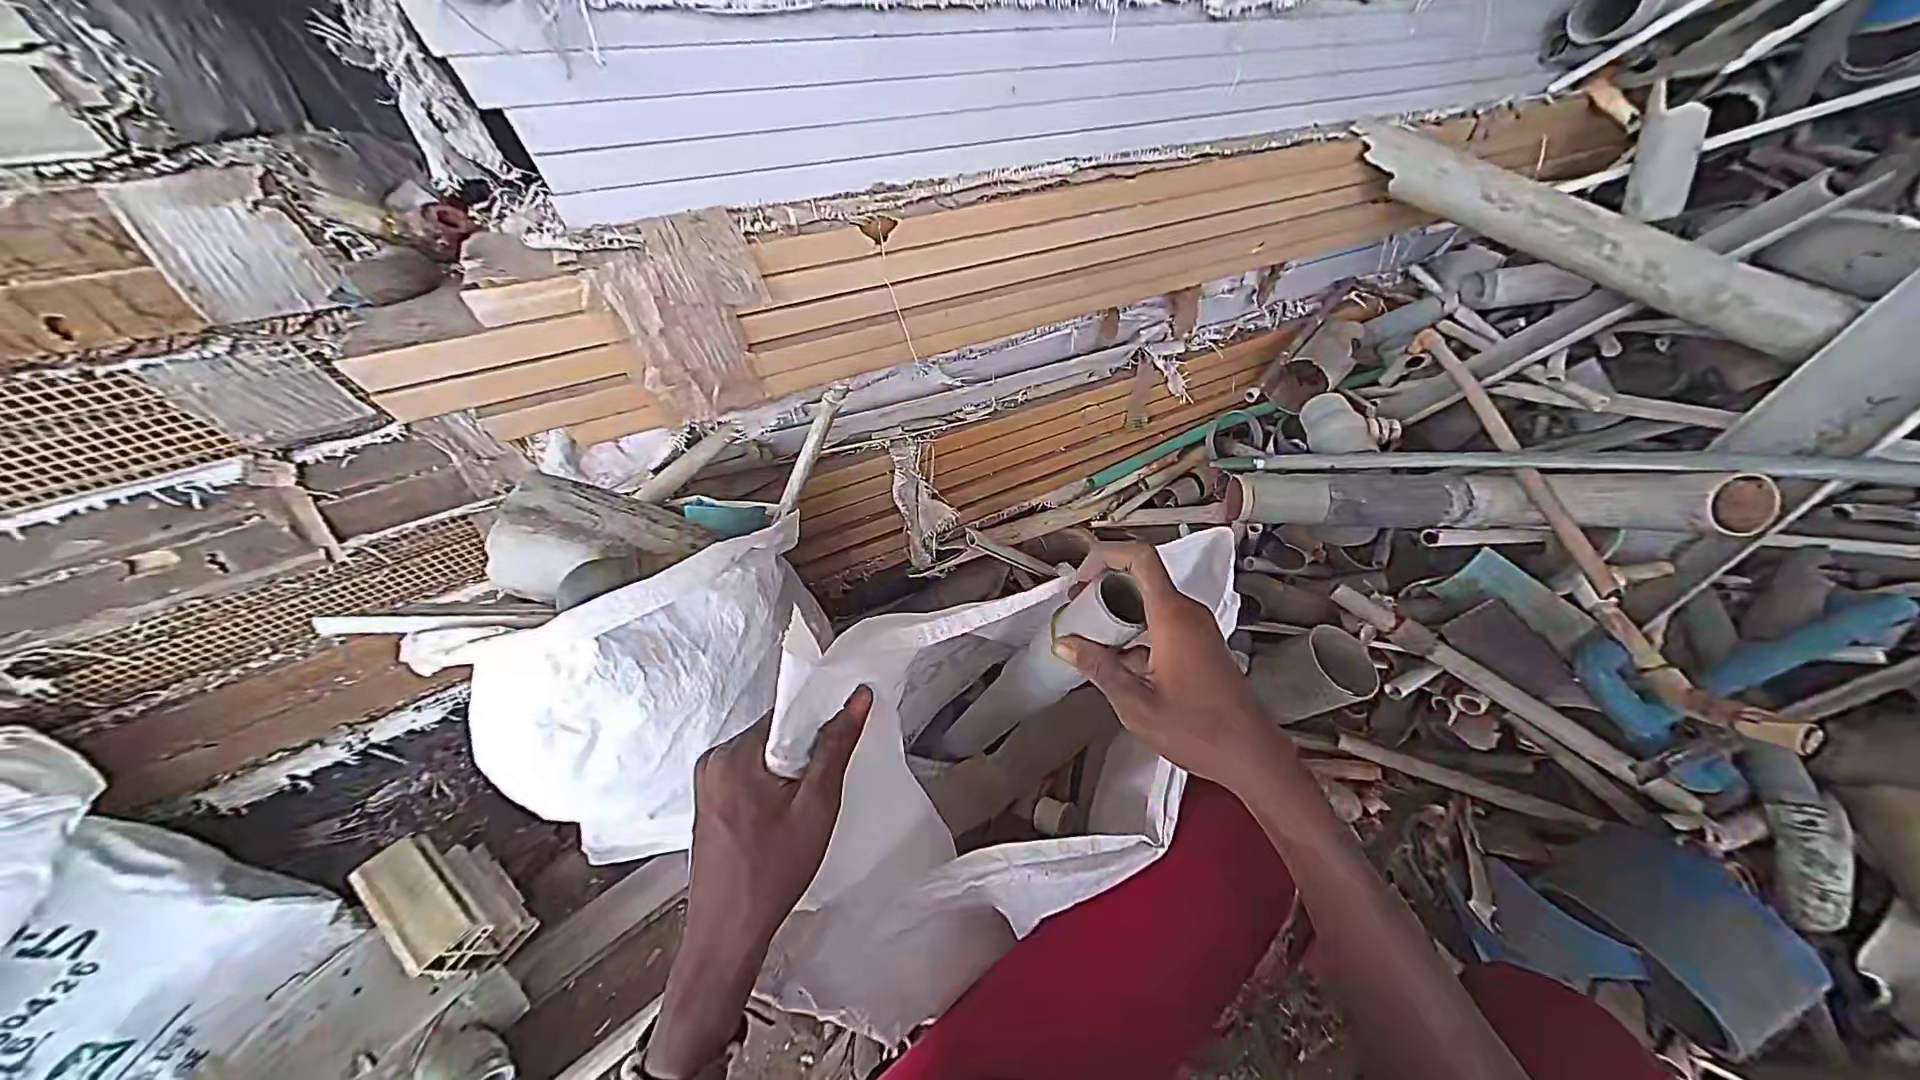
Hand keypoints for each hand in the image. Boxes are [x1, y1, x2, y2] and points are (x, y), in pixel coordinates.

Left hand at [687, 685, 872, 940]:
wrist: (728, 933)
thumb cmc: (772, 873)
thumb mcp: (817, 805)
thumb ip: (836, 746)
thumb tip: (857, 699)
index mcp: (733, 755)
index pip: (786, 715)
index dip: (817, 727)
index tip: (835, 749)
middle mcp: (713, 761)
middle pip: (774, 735)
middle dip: (802, 754)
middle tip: (817, 790)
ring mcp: (707, 782)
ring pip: (764, 756)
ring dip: (788, 772)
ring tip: (800, 808)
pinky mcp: (709, 801)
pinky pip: (749, 775)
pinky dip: (771, 787)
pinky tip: (781, 818)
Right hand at [1053, 543, 1280, 790]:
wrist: (1249, 755)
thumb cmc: (1201, 731)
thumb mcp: (1135, 702)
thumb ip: (1098, 667)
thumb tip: (1067, 644)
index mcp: (1173, 618)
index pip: (1140, 558)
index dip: (1105, 556)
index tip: (1082, 577)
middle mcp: (1188, 614)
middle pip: (1141, 577)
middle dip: (1104, 588)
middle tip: (1078, 608)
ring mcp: (1197, 627)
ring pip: (1149, 601)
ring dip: (1119, 613)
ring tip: (1092, 638)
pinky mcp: (1199, 643)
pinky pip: (1161, 621)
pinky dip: (1135, 631)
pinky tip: (1119, 663)